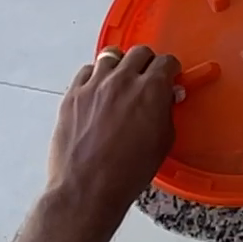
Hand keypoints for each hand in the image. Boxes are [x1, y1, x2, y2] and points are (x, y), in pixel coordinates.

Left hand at [46, 46, 180, 233]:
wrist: (87, 189)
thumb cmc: (130, 171)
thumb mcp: (163, 141)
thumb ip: (167, 111)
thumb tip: (167, 96)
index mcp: (151, 89)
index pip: (166, 61)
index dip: (170, 69)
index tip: (169, 76)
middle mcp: (123, 80)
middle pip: (139, 52)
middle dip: (147, 62)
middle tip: (146, 77)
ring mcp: (94, 85)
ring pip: (110, 56)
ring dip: (119, 65)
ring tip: (119, 81)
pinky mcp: (72, 95)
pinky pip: (86, 71)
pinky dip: (95, 77)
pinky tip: (97, 91)